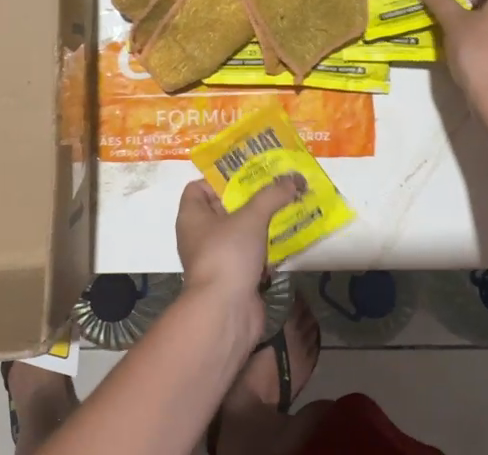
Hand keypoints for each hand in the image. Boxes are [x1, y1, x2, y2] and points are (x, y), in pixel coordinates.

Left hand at [175, 175, 300, 341]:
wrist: (226, 312)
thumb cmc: (228, 255)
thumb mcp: (251, 217)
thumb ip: (272, 195)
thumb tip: (295, 178)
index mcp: (192, 216)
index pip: (199, 187)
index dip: (220, 179)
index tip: (247, 174)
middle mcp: (200, 235)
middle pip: (224, 209)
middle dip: (250, 199)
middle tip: (276, 187)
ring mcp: (217, 258)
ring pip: (241, 233)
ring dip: (262, 223)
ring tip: (287, 207)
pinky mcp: (234, 278)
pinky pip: (251, 255)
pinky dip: (267, 248)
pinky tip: (288, 238)